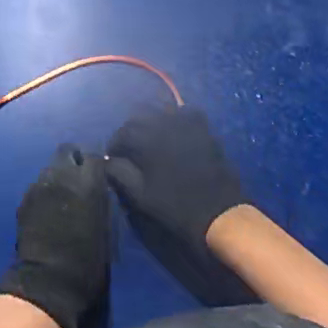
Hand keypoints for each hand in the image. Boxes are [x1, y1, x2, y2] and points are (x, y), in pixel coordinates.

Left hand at [0, 145, 109, 327]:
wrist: (50, 279)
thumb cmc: (88, 262)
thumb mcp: (105, 227)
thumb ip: (99, 199)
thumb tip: (98, 187)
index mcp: (87, 183)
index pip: (93, 156)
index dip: (96, 163)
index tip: (100, 172)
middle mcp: (61, 176)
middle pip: (66, 151)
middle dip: (74, 159)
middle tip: (80, 177)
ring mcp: (38, 185)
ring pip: (50, 168)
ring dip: (58, 176)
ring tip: (63, 196)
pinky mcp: (24, 198)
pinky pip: (37, 186)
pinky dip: (44, 192)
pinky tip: (48, 209)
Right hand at [106, 106, 257, 306]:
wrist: (220, 216)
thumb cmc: (175, 206)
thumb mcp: (139, 194)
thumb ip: (118, 172)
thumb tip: (107, 160)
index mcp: (146, 139)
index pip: (122, 133)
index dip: (114, 145)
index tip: (113, 158)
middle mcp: (165, 125)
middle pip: (139, 116)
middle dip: (130, 131)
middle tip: (130, 149)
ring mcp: (188, 126)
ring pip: (162, 111)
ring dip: (152, 121)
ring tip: (151, 138)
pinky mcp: (206, 132)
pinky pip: (189, 114)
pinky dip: (179, 117)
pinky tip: (176, 131)